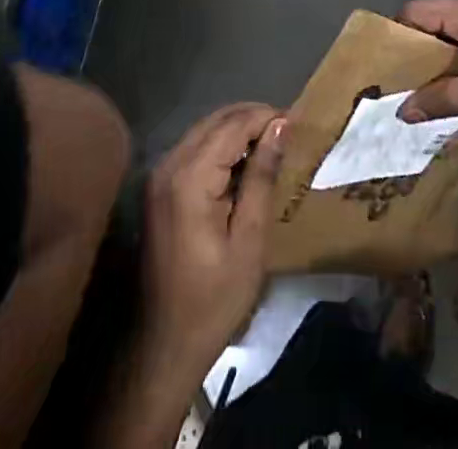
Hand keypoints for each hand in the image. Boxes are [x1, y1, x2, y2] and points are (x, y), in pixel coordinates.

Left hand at [138, 104, 284, 375]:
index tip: (298, 122)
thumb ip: (261, 177)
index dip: (265, 117)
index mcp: (189, 179)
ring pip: (203, 131)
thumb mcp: (249, 239)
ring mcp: (159, 176)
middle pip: (214, 121)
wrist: (166, 341)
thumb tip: (279, 127)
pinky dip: (221, 147)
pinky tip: (245, 162)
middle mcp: (168, 166)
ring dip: (237, 130)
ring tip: (273, 143)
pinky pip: (193, 150)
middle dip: (252, 118)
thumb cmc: (215, 297)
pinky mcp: (159, 188)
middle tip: (288, 130)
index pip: (231, 126)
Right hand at [398, 0, 457, 126]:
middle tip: (402, 83)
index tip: (388, 68)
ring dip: (439, 56)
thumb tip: (403, 111)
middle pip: (432, 19)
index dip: (396, 36)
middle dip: (416, 50)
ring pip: (452, 30)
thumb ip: (437, 99)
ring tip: (427, 88)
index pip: (414, 11)